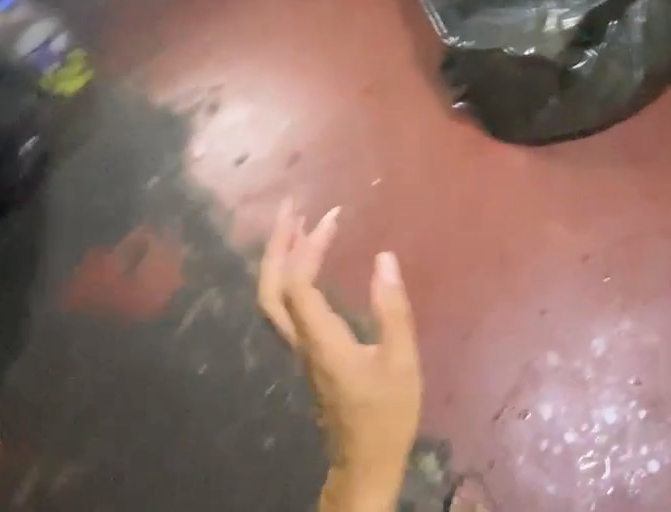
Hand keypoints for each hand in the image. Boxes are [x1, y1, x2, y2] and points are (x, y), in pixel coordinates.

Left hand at [259, 199, 421, 511]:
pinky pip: (284, 305)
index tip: (333, 216)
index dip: (310, 246)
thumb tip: (385, 258)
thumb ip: (392, 310)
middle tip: (292, 206)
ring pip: (272, 298)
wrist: (364, 463)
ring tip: (298, 224)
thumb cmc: (386, 414)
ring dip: (280, 257)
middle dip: (277, 244)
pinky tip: (308, 262)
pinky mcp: (306, 353)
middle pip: (270, 289)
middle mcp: (300, 341)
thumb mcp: (400, 361)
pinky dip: (290, 274)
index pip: (298, 284)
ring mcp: (299, 349)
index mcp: (320, 340)